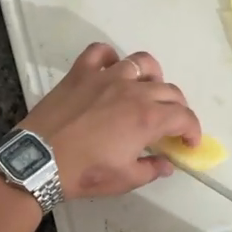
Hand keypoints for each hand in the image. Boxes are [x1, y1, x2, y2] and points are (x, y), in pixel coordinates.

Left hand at [21, 43, 201, 200]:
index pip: (183, 117)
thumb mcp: (124, 179)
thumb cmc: (83, 173)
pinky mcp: (80, 73)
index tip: (188, 142)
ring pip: (141, 63)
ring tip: (147, 91)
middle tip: (170, 123)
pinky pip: (100, 52)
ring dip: (152, 76)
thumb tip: (166, 164)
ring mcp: (105, 77)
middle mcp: (132, 90)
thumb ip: (151, 169)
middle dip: (176, 107)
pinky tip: (111, 69)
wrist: (39, 160)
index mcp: (147, 118)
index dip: (192, 130)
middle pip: (168, 90)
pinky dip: (110, 57)